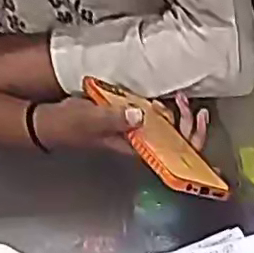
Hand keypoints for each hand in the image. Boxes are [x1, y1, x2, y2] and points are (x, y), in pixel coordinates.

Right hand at [40, 91, 207, 156]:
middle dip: (189, 124)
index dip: (193, 143)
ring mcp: (139, 133)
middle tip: (189, 104)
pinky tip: (168, 100)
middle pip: (179, 141)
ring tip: (182, 99)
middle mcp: (144, 145)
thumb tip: (139, 115)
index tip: (200, 124)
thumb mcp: (92, 120)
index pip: (175, 153)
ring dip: (180, 115)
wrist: (53, 120)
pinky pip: (156, 118)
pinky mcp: (132, 121)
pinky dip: (164, 109)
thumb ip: (116, 119)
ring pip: (171, 129)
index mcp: (140, 150)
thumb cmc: (71, 126)